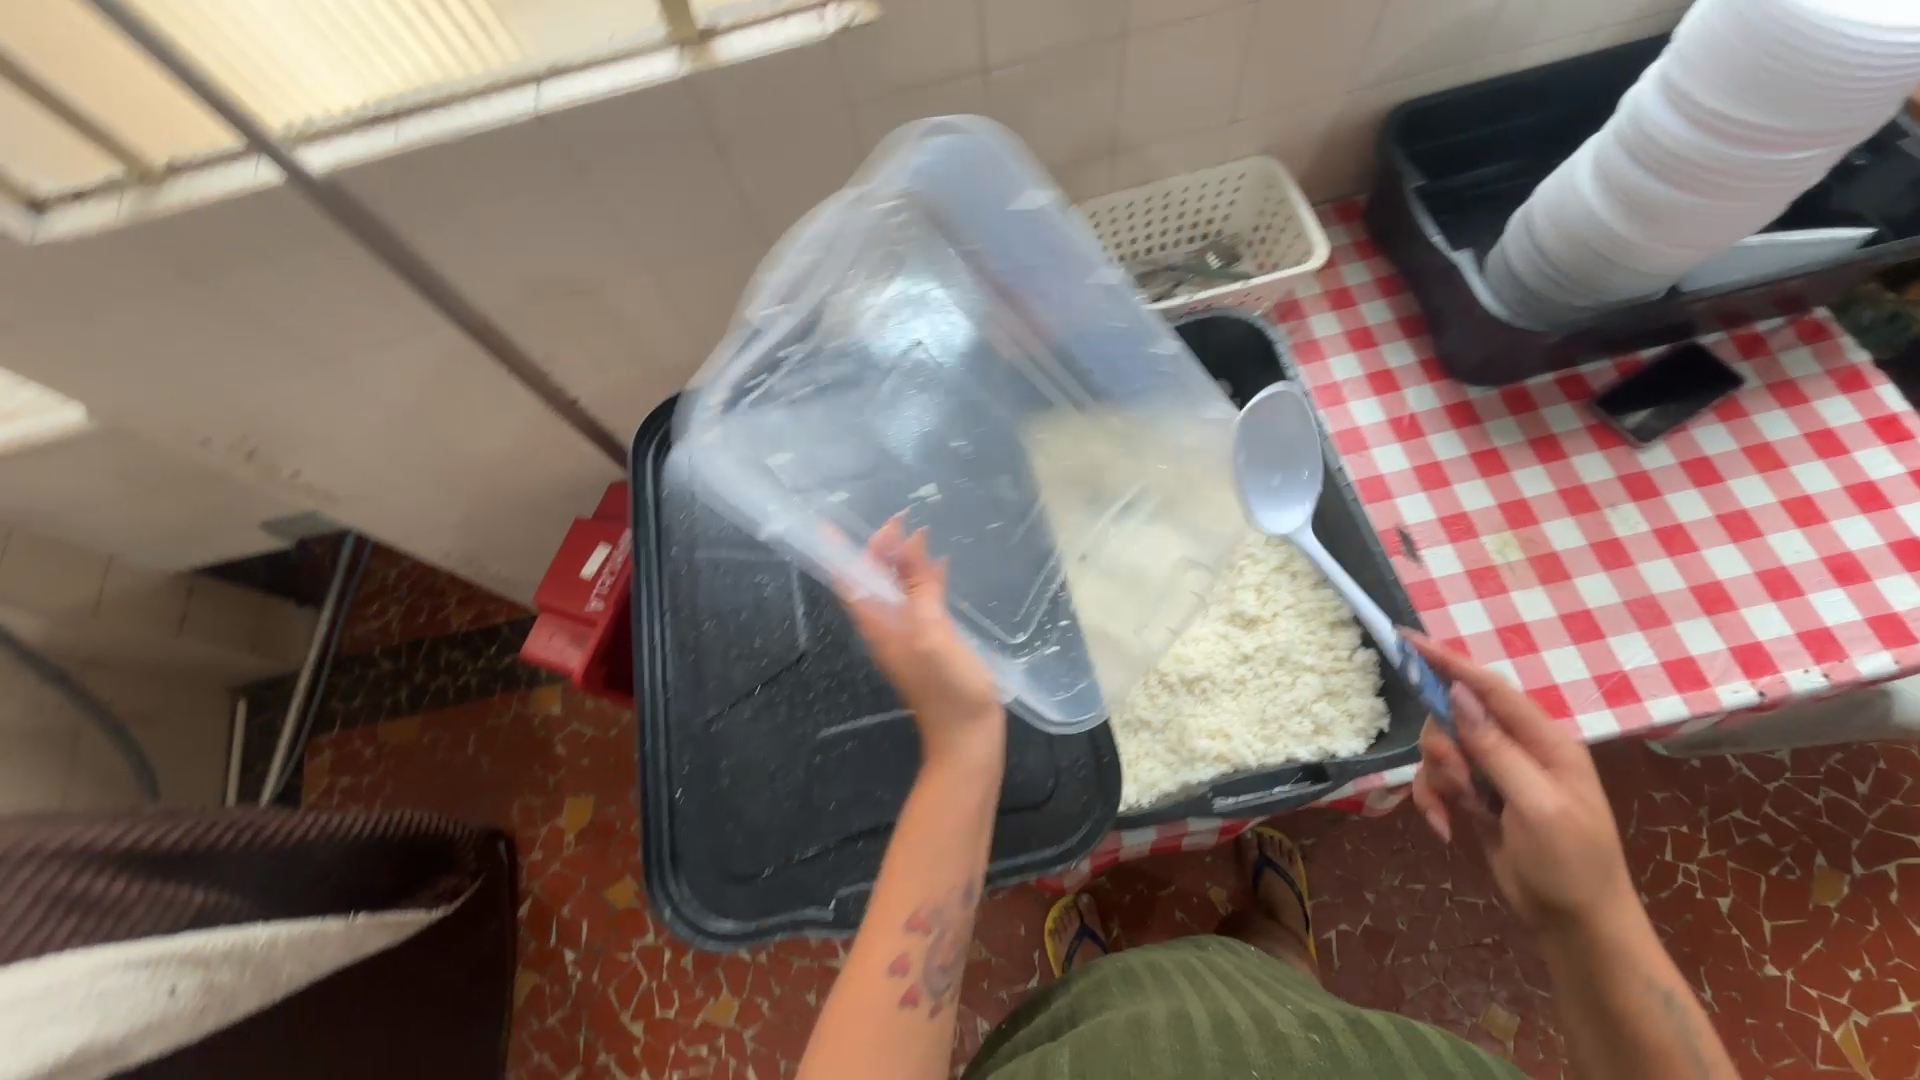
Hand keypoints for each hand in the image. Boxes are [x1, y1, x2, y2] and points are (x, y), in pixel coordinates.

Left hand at [837, 517, 1004, 766]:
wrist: (967, 735)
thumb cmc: (948, 687)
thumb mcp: (933, 633)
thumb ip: (919, 591)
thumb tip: (910, 547)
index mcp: (878, 624)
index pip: (849, 581)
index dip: (840, 552)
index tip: (834, 524)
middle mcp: (887, 626)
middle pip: (873, 580)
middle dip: (880, 549)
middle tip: (901, 519)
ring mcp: (909, 634)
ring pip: (896, 589)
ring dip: (902, 561)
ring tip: (919, 533)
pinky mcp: (930, 640)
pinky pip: (920, 600)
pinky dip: (925, 580)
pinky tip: (941, 564)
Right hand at [1408, 633, 1637, 935]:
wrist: (1575, 924)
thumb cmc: (1570, 864)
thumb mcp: (1536, 805)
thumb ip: (1496, 748)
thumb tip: (1458, 694)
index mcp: (1544, 742)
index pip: (1488, 688)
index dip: (1448, 661)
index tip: (1406, 639)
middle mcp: (1518, 749)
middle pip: (1454, 719)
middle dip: (1443, 747)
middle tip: (1457, 781)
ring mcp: (1496, 773)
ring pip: (1441, 750)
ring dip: (1439, 779)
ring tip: (1459, 811)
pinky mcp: (1477, 797)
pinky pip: (1437, 781)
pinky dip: (1433, 801)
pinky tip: (1445, 828)